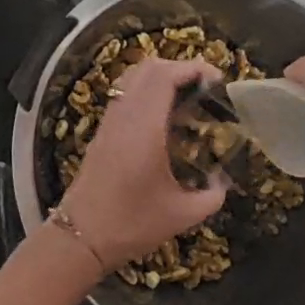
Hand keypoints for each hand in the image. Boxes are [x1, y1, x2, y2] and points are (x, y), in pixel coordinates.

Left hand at [58, 57, 225, 270]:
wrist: (80, 236)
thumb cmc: (132, 224)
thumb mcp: (183, 214)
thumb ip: (212, 194)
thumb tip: (223, 181)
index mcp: (144, 127)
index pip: (165, 76)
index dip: (192, 68)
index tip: (218, 79)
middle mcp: (124, 116)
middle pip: (148, 68)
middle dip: (179, 68)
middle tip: (206, 87)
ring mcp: (109, 122)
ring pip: (132, 80)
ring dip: (160, 79)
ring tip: (188, 100)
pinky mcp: (101, 133)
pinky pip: (124, 97)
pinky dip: (146, 94)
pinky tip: (164, 120)